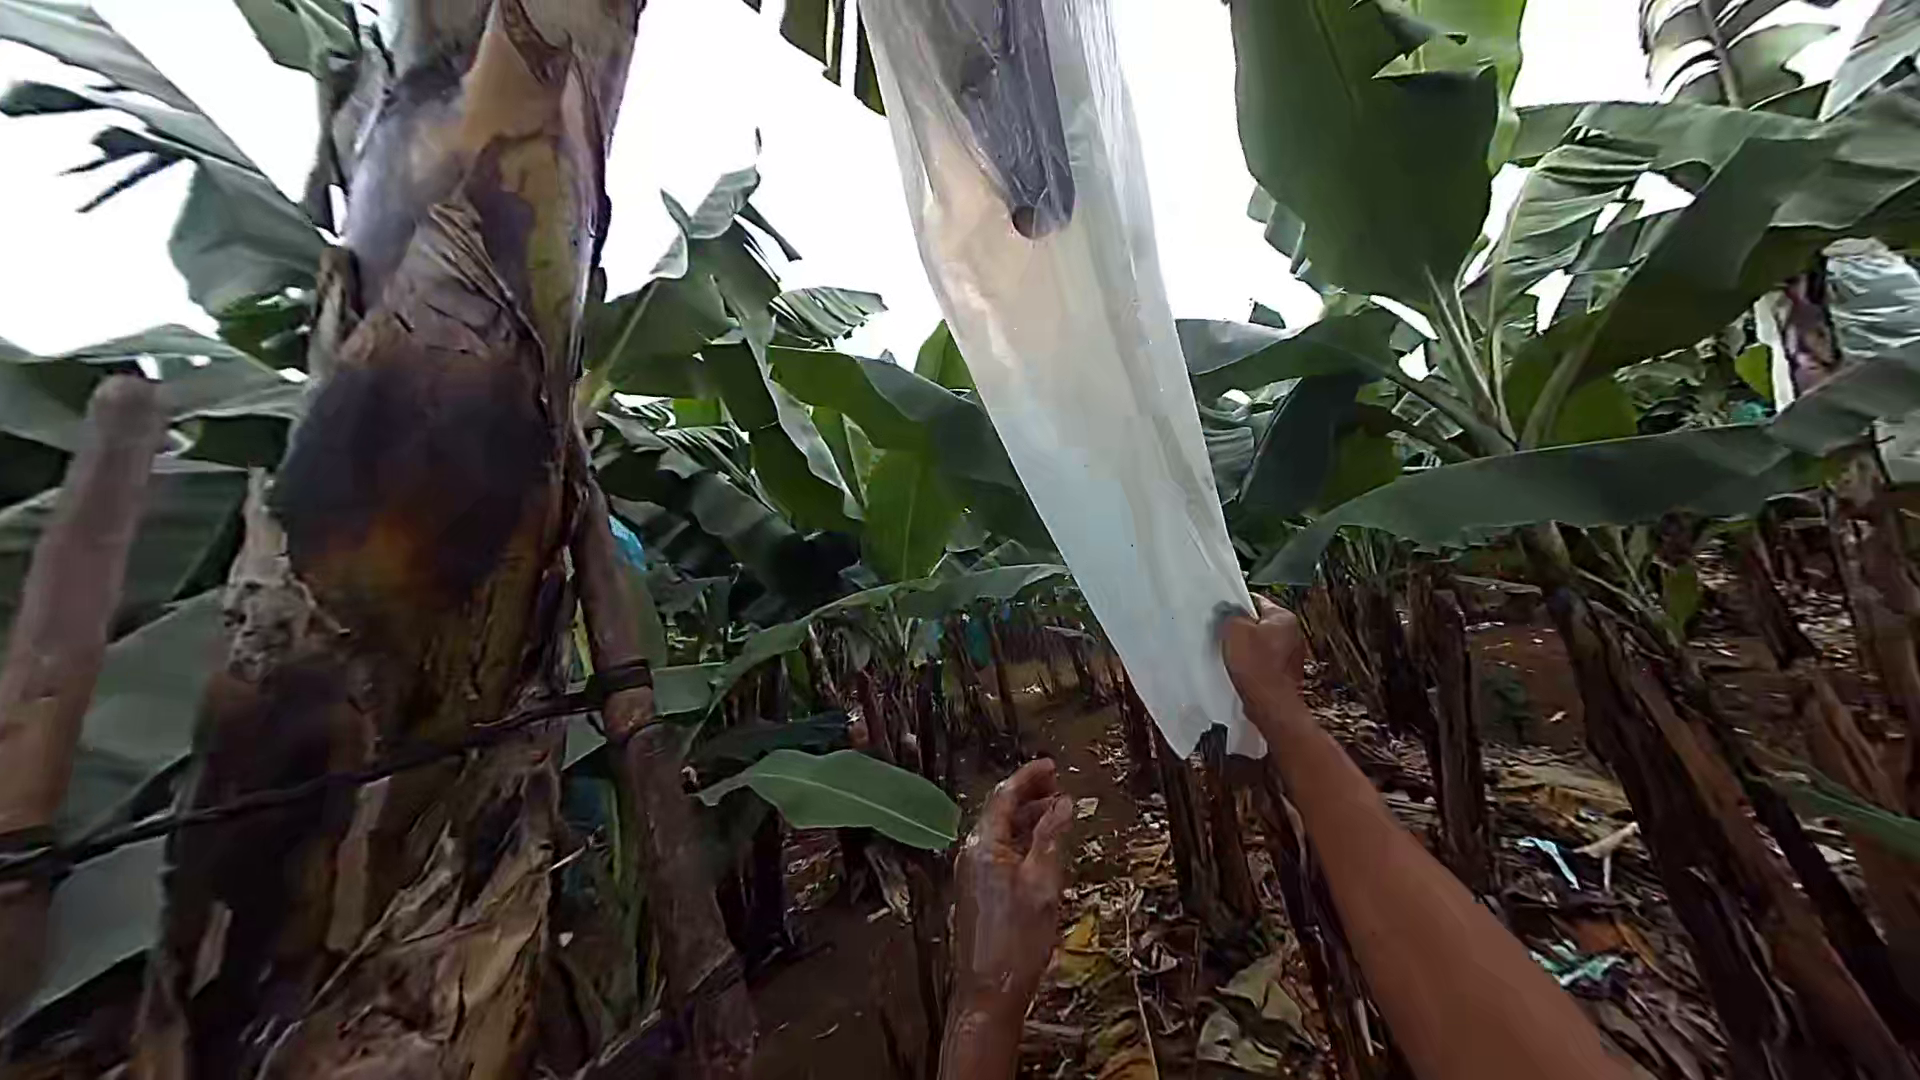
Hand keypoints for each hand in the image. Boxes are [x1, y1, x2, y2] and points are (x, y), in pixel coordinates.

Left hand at [952, 758, 1073, 1017]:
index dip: (1028, 777)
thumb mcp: (1043, 884)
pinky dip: (1022, 840)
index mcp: (983, 844)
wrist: (989, 994)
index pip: (1004, 796)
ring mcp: (973, 871)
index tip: (1051, 765)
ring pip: (1002, 831)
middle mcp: (973, 851)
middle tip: (1057, 782)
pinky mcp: (979, 888)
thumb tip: (1063, 803)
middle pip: (1001, 809)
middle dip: (1029, 793)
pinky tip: (1042, 844)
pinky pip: (1001, 850)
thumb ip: (1051, 838)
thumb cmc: (1017, 940)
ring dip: (1028, 817)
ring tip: (1056, 809)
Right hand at [1221, 596, 1308, 738]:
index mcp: (1284, 618)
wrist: (1270, 703)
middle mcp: (1293, 634)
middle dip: (1242, 628)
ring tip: (1234, 655)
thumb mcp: (1234, 629)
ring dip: (1246, 647)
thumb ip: (1231, 614)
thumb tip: (1230, 612)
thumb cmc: (1257, 668)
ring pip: (1260, 642)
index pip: (1256, 601)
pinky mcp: (1284, 672)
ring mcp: (1291, 654)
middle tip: (1227, 635)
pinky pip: (1263, 660)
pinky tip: (1242, 669)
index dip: (1237, 606)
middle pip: (1259, 622)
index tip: (1225, 613)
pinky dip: (1252, 663)